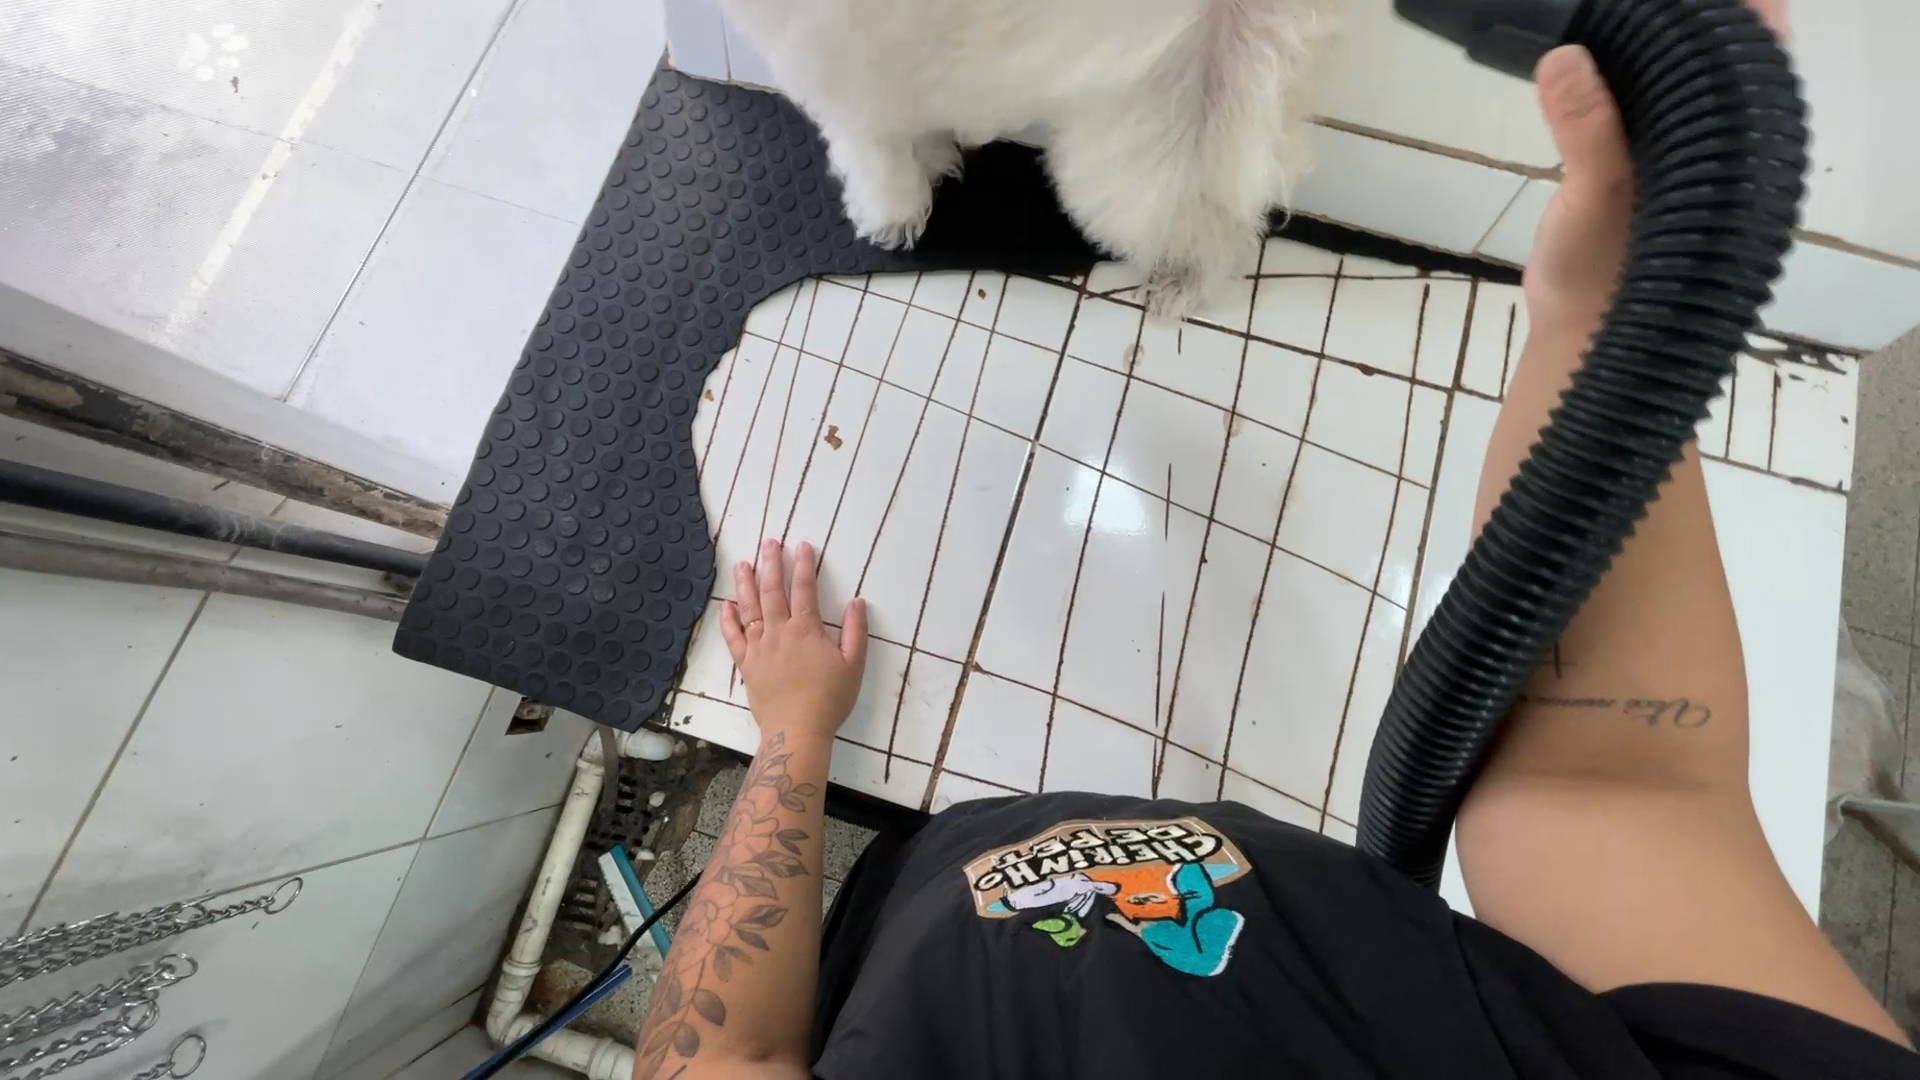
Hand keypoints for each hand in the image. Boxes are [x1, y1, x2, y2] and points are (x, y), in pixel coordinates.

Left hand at [719, 538, 868, 744]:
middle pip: (772, 591)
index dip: (803, 565)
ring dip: (746, 583)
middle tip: (769, 541)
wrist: (796, 731)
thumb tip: (858, 602)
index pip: (804, 589)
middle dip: (771, 563)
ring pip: (749, 608)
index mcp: (806, 630)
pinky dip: (728, 620)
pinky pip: (734, 637)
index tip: (802, 545)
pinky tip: (726, 605)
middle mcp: (779, 632)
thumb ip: (856, 632)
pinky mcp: (746, 665)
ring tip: (743, 563)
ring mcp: (759, 648)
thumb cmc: (829, 699)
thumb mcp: (854, 665)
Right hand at [1522, 0, 1789, 334]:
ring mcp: (1678, 152)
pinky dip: (1614, 84)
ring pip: (1675, 78)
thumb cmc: (1601, 270)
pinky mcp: (1638, 170)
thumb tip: (1563, 56)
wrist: (1581, 333)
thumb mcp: (1597, 193)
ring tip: (1596, 20)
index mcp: (1735, 129)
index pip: (1754, 33)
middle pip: (1714, 49)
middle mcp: (1719, 132)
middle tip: (1613, 5)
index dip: (1725, 4)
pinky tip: (1585, 72)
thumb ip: (1587, 126)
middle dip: (1677, 18)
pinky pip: (1636, 110)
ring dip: (1641, 49)